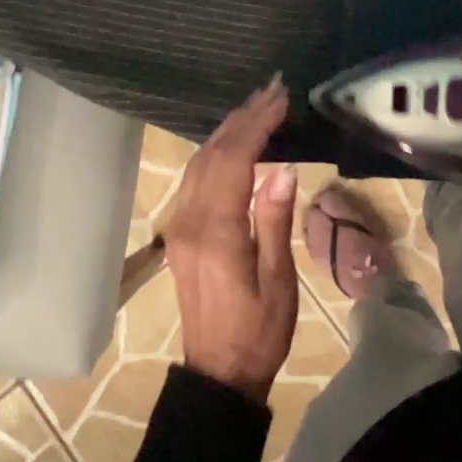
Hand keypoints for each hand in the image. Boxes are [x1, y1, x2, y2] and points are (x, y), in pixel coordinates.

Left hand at [164, 77, 298, 401]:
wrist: (218, 373)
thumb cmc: (258, 331)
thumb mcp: (277, 281)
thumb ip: (274, 222)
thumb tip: (282, 169)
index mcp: (215, 232)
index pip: (234, 161)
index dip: (257, 125)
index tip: (281, 99)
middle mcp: (189, 220)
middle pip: (212, 154)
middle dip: (242, 117)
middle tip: (272, 88)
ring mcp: (180, 226)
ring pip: (199, 163)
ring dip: (227, 129)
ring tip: (257, 103)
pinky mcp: (181, 233)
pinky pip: (196, 178)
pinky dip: (217, 150)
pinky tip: (235, 142)